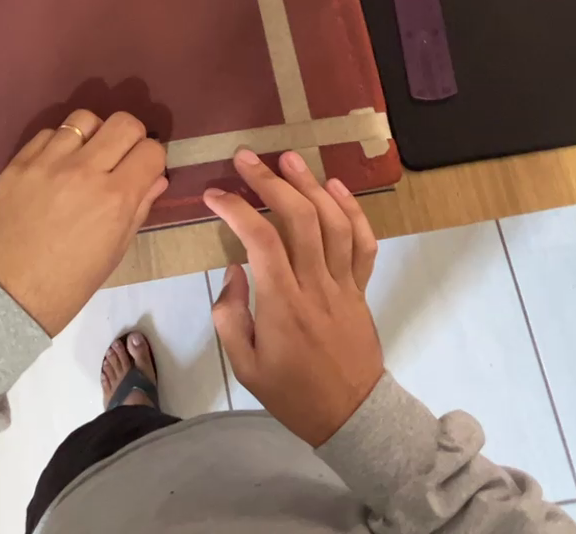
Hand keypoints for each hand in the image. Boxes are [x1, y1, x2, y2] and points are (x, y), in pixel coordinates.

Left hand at [0, 109, 168, 334]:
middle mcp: (84, 171)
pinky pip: (48, 133)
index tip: (144, 170)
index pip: (151, 151)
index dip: (153, 159)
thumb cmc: (68, 285)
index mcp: (115, 199)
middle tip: (121, 157)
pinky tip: (57, 166)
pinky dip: (59, 144)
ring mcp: (47, 163)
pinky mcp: (18, 163)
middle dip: (131, 137)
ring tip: (86, 156)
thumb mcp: (114, 252)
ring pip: (85, 119)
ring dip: (94, 134)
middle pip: (123, 123)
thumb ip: (139, 208)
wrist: (4, 296)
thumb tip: (155, 177)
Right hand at [203, 149, 383, 446]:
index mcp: (283, 304)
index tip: (213, 194)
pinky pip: (363, 243)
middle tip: (246, 157)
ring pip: (332, 222)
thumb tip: (234, 269)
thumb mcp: (244, 364)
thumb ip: (230, 314)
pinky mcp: (361, 287)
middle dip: (270, 181)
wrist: (351, 417)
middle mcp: (316, 285)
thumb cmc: (291, 392)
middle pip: (298, 219)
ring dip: (309, 184)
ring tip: (287, 158)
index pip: (260, 241)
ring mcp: (344, 283)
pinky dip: (352, 210)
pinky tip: (334, 186)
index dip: (235, 209)